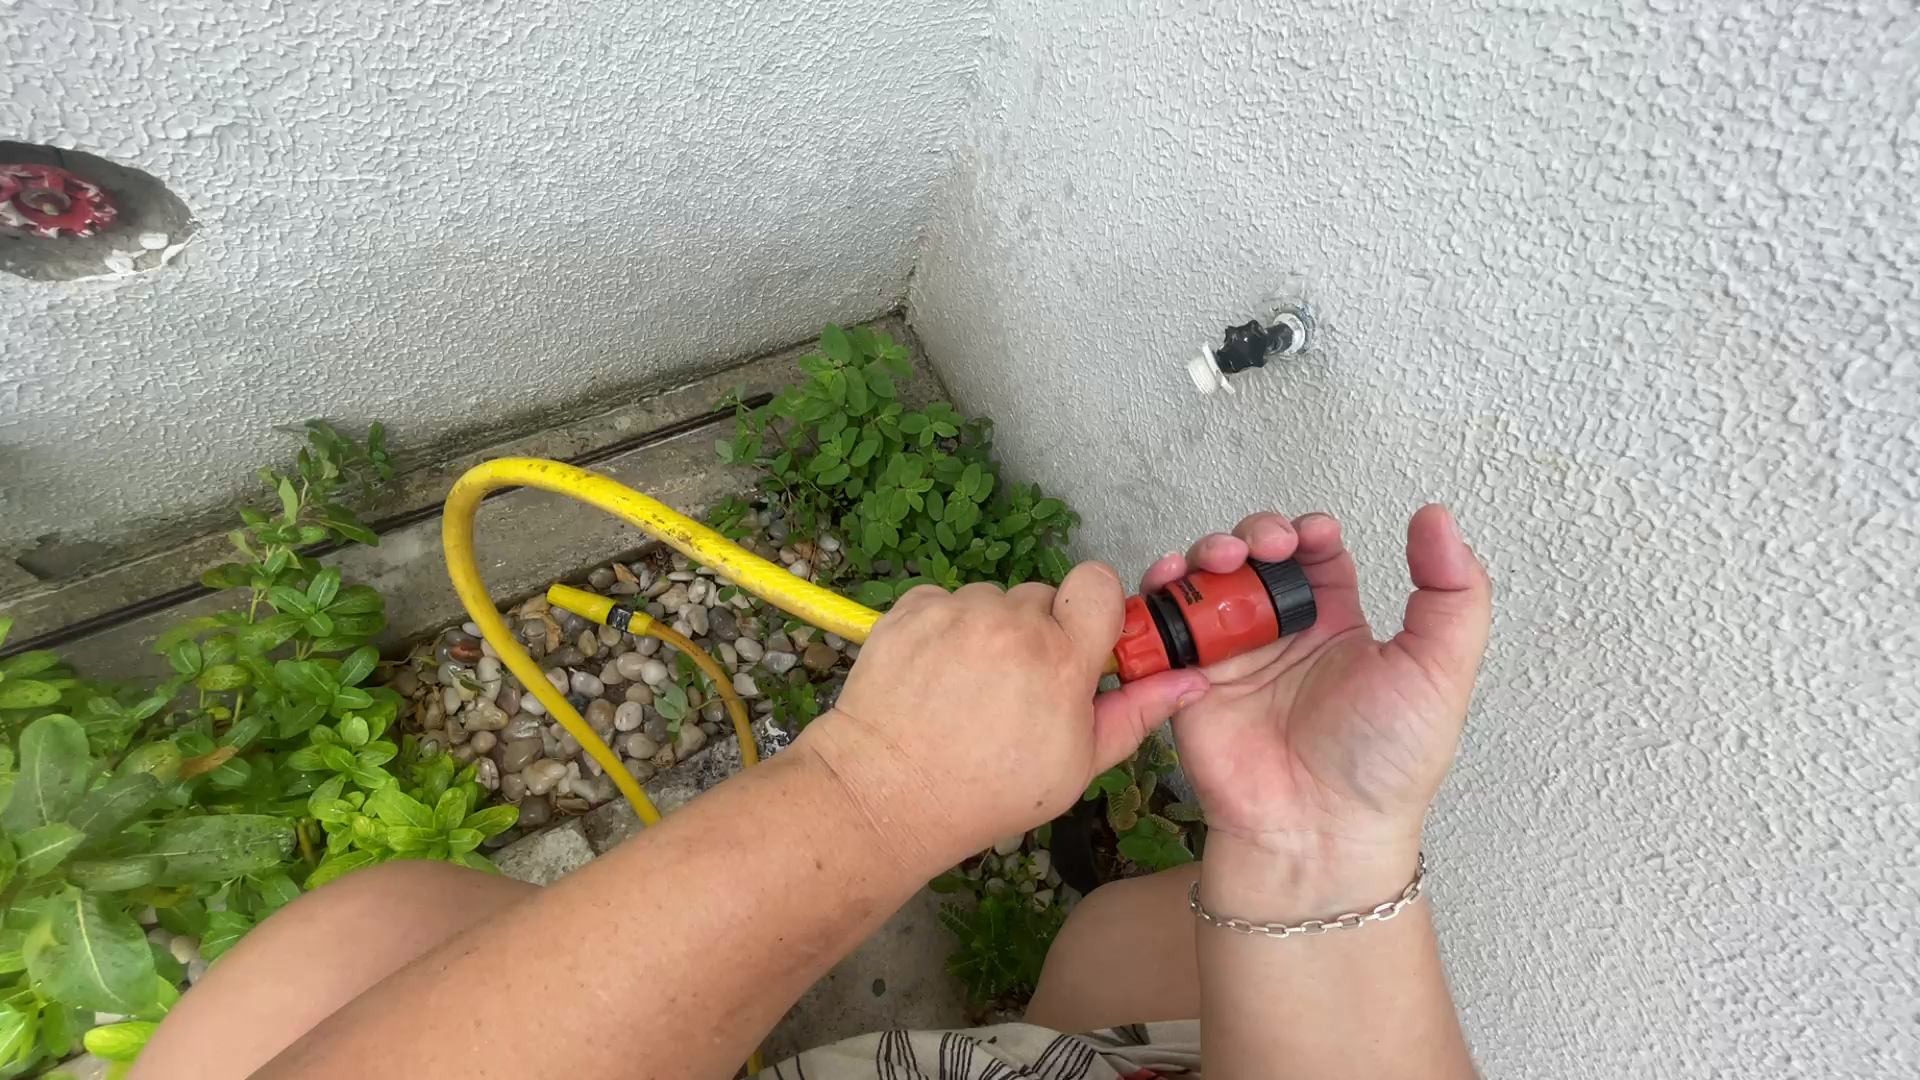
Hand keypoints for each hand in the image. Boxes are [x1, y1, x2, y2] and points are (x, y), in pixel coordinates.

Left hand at [802, 566, 1208, 872]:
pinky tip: (934, 672)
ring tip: (966, 685)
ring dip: (988, 629)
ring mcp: (955, 610)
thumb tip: (1190, 680)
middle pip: (1040, 596)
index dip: (1092, 606)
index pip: (1097, 581)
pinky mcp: (911, 608)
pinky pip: (944, 600)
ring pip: (990, 600)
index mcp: (1060, 658)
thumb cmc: (990, 790)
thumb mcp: (1077, 765)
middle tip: (1014, 683)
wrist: (888, 794)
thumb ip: (1135, 713)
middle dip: (1036, 630)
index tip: (1077, 640)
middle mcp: (1009, 622)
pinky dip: (944, 625)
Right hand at [1144, 506, 1490, 898]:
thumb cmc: (1382, 759)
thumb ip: (1451, 593)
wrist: (1315, 829)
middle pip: (1252, 557)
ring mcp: (1229, 651)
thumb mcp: (1437, 671)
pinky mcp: (1187, 674)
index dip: (1306, 531)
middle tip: (1256, 549)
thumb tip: (1437, 516)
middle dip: (1250, 535)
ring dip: (1204, 553)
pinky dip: (1159, 592)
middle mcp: (1278, 630)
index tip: (1308, 536)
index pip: (1313, 553)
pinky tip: (1169, 580)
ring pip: (1205, 579)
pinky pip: (1165, 622)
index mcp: (1334, 622)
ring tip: (1216, 562)